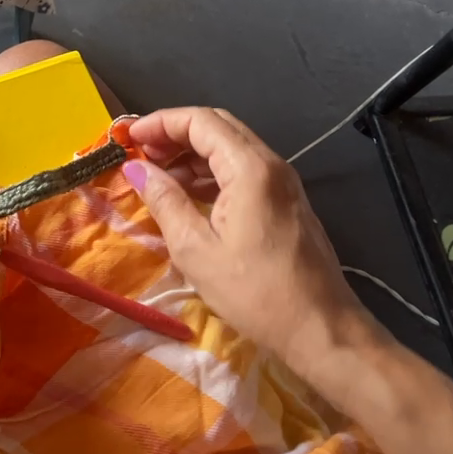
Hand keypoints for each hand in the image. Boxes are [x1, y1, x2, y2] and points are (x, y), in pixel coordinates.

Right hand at [122, 108, 383, 374]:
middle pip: (217, 126)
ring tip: (158, 175)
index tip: (129, 139)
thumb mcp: (196, 250)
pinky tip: (188, 195)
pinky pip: (242, 168)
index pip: (199, 121)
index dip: (160, 122)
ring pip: (230, 146)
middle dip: (174, 132)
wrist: (323, 332)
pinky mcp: (286, 201)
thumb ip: (164, 200)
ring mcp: (282, 182)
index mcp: (250, 168)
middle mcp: (270, 164)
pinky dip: (211, 171)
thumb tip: (135, 168)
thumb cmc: (256, 293)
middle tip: (142, 153)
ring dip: (191, 152)